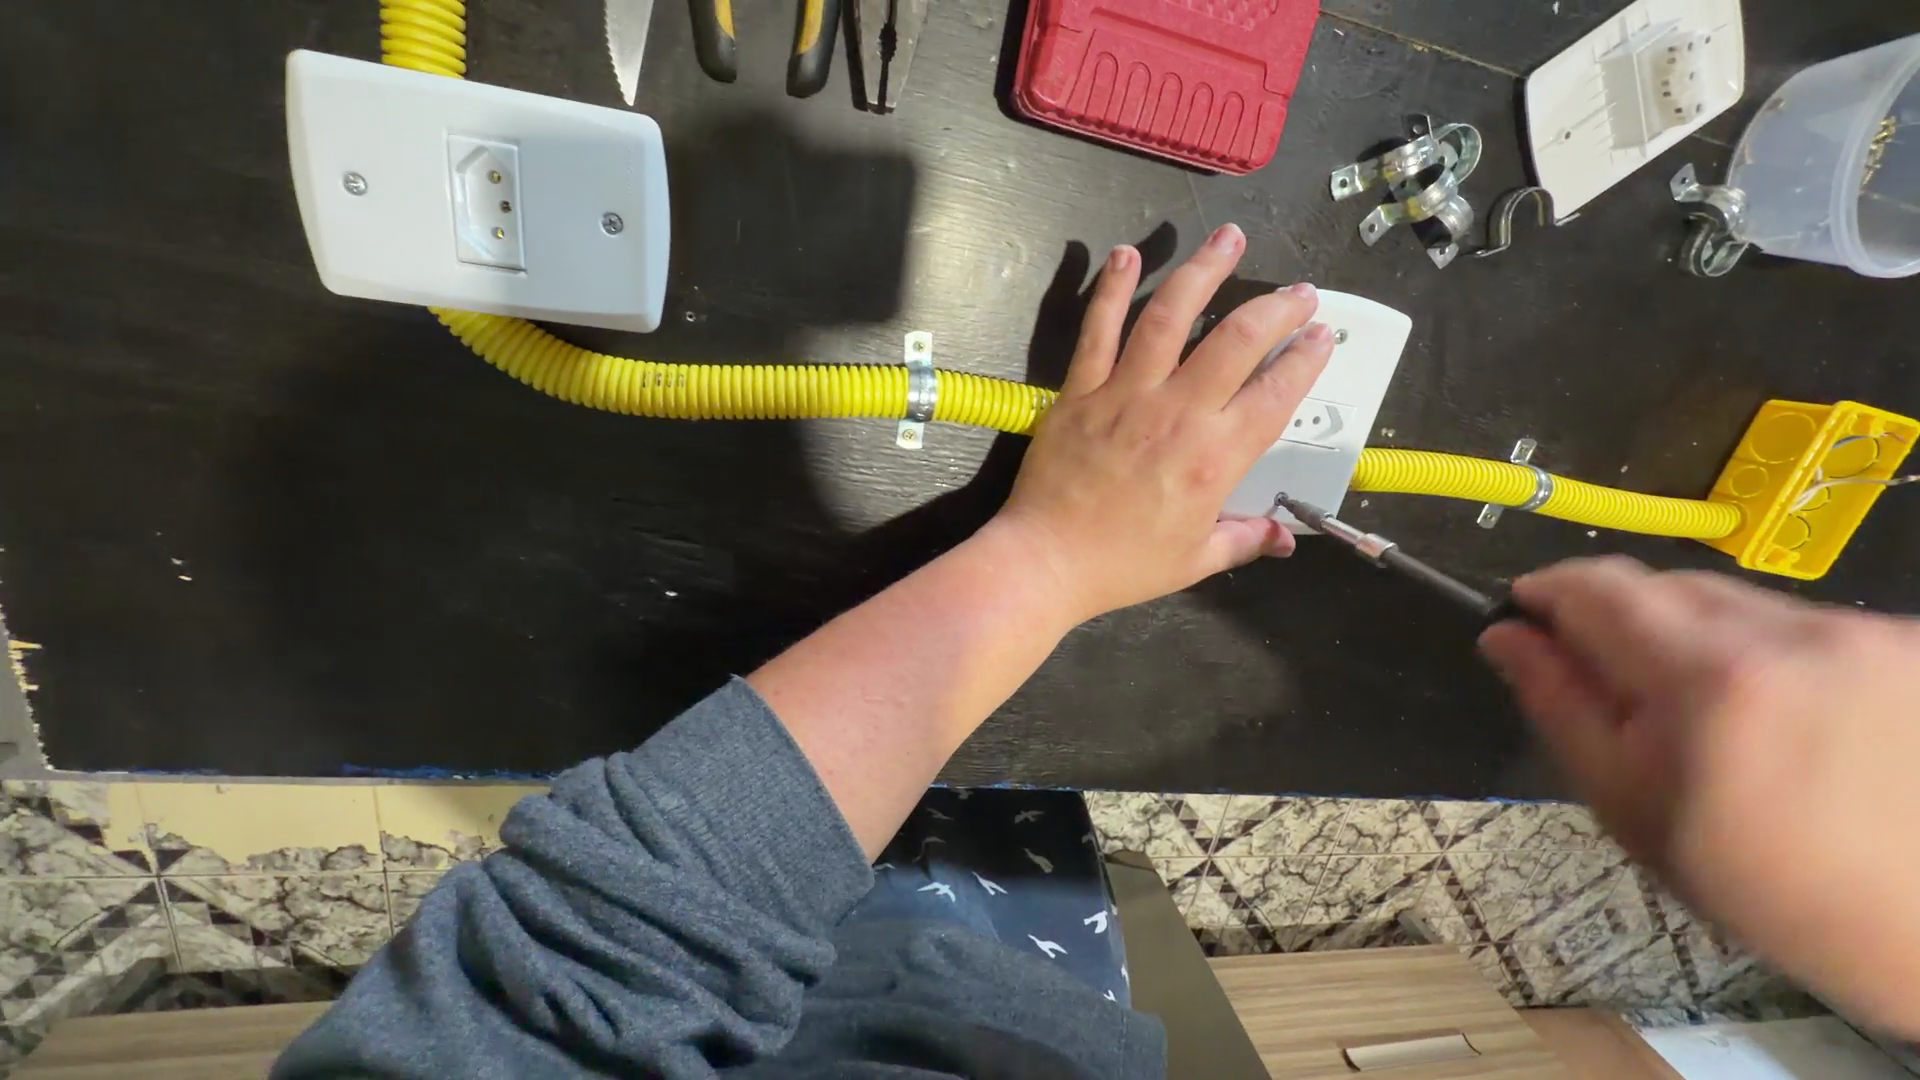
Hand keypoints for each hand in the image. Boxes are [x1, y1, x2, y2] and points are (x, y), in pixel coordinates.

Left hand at [985, 223, 1333, 623]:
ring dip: (1203, 272)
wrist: (1046, 560)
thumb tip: (1287, 538)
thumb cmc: (1121, 565)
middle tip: (1297, 291)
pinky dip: (1111, 290)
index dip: (1305, 359)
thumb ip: (1245, 540)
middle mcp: (1177, 413)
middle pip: (1236, 341)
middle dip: (1275, 308)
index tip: (1320, 335)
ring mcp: (1125, 395)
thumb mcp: (1195, 561)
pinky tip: (1126, 255)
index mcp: (1214, 458)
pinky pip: (1098, 331)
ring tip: (1228, 238)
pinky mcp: (1079, 391)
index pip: (1275, 394)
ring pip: (1169, 317)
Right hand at [1481, 556, 1919, 1034]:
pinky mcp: (1908, 643)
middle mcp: (1794, 634)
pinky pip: (1789, 619)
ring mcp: (1866, 635)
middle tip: (1608, 677)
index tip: (1523, 612)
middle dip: (1618, 616)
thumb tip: (1503, 633)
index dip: (1546, 591)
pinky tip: (1765, 705)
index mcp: (1709, 675)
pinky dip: (1752, 645)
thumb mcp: (1619, 793)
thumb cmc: (1747, 872)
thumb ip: (1555, 698)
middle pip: (1664, 584)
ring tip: (1697, 701)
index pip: (1597, 587)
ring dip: (1687, 630)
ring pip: (1728, 597)